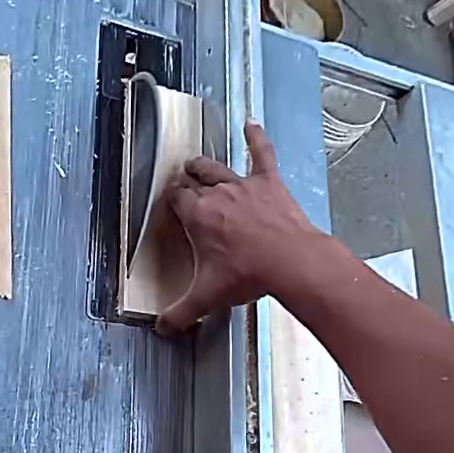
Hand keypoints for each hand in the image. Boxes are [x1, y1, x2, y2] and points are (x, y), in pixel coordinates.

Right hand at [155, 122, 331, 335]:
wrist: (290, 261)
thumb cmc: (250, 274)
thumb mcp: (208, 297)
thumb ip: (181, 313)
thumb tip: (163, 328)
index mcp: (198, 216)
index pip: (176, 199)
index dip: (171, 200)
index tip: (170, 204)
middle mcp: (218, 195)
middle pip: (194, 179)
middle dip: (185, 180)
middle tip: (182, 182)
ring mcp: (244, 186)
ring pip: (218, 167)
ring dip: (205, 165)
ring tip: (197, 163)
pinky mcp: (269, 184)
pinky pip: (261, 154)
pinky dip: (256, 138)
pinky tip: (252, 125)